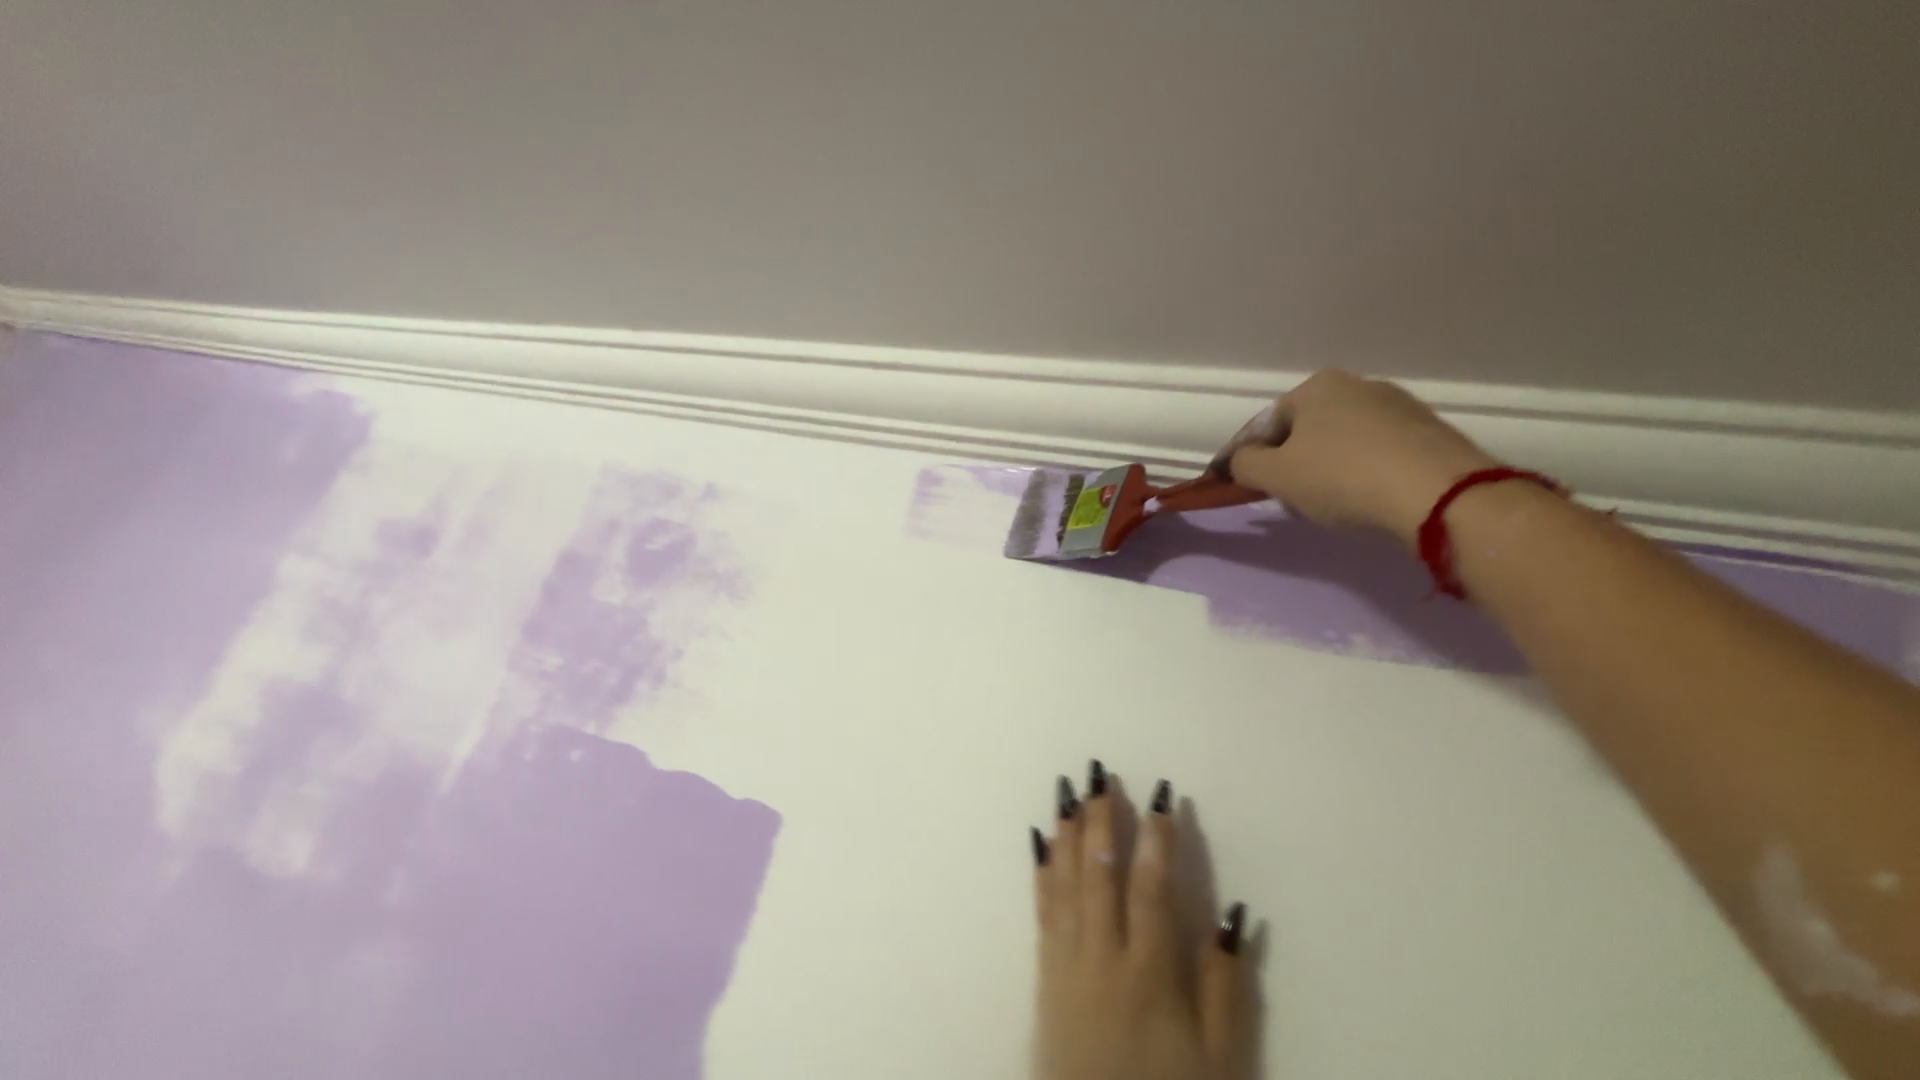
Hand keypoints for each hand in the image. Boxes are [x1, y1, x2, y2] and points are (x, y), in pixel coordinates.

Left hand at [1033, 763, 1250, 1079]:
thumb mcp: (1218, 1057)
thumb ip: (1225, 986)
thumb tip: (1233, 914)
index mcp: (1148, 972)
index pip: (1151, 889)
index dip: (1156, 840)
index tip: (1161, 796)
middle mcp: (1102, 955)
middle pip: (1099, 874)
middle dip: (1101, 820)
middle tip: (1100, 773)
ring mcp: (1066, 961)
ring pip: (1065, 882)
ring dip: (1067, 833)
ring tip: (1069, 791)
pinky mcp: (1044, 972)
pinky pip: (1041, 909)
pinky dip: (1041, 869)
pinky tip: (1039, 841)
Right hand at [1224, 370, 1497, 548]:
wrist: (1439, 494)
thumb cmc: (1343, 478)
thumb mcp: (1277, 476)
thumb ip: (1245, 465)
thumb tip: (1239, 461)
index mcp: (1316, 387)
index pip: (1265, 424)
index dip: (1244, 457)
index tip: (1234, 484)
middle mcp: (1358, 385)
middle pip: (1306, 430)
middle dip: (1290, 462)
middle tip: (1284, 499)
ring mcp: (1399, 407)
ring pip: (1343, 441)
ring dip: (1326, 469)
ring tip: (1326, 506)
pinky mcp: (1430, 434)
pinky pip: (1379, 454)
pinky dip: (1363, 474)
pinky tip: (1366, 501)